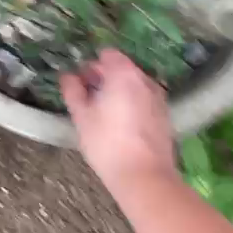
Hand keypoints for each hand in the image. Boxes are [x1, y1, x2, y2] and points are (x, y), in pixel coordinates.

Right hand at [61, 49, 179, 195]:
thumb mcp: (81, 116)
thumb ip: (73, 90)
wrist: (144, 177)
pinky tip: (122, 126)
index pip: (107, 54)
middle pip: (122, 68)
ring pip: (134, 85)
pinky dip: (133, 104)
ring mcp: (158, 98)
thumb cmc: (107, 143)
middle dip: (104, 78)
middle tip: (89, 99)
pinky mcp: (165, 116)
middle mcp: (145, 80)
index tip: (82, 83)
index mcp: (123, 73)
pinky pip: (144, 100)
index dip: (92, 66)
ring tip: (105, 115)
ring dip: (119, 92)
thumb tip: (68, 76)